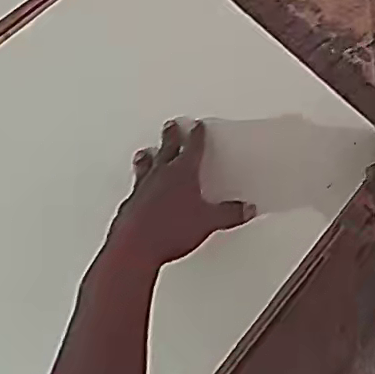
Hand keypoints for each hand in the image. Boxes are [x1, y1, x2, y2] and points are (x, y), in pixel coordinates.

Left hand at [103, 120, 255, 269]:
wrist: (135, 248)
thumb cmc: (169, 230)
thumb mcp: (208, 221)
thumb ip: (229, 213)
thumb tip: (245, 209)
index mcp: (183, 172)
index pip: (193, 147)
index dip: (197, 135)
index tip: (197, 126)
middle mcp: (161, 175)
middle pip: (167, 148)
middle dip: (171, 135)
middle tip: (170, 125)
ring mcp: (143, 188)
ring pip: (146, 165)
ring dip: (148, 156)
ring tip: (147, 151)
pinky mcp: (129, 204)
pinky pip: (135, 187)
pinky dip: (138, 184)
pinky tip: (137, 189)